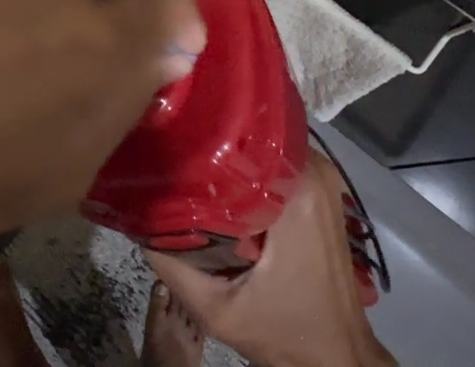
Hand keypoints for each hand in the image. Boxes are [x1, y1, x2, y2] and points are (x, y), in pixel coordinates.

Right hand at [148, 154, 394, 366]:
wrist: (338, 356)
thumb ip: (171, 263)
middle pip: (248, 134)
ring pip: (260, 144)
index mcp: (296, 190)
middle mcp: (313, 171)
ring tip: (188, 163)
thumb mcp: (216, 309)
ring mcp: (321, 177)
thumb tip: (136, 217)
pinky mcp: (319, 189)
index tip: (167, 135)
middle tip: (170, 149)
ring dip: (227, 154)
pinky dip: (246, 168)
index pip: (239, 133)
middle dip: (210, 140)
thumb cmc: (284, 330)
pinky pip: (275, 160)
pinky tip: (217, 184)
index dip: (200, 131)